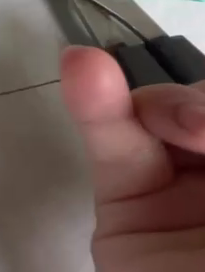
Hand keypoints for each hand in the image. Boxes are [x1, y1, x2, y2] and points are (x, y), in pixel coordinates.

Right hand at [60, 47, 204, 271]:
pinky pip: (113, 148)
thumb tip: (184, 114)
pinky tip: (80, 68)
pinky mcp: (129, 203)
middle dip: (197, 105)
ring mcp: (191, 189)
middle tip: (197, 129)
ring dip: (148, 99)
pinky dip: (94, 106)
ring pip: (160, 122)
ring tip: (140, 101)